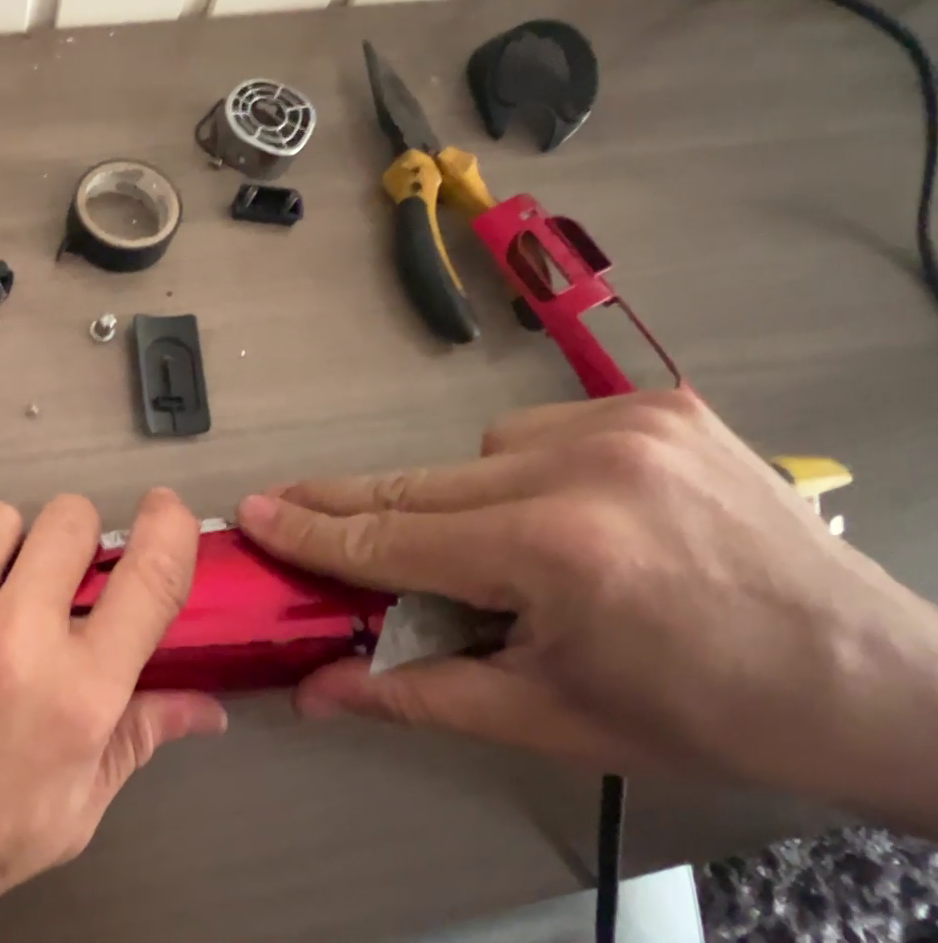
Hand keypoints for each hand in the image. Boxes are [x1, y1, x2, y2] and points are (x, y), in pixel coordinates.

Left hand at [0, 490, 226, 942]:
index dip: (169, 529)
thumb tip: (206, 708)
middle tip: (43, 580)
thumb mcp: (64, 814)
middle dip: (69, 542)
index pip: (150, 580)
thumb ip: (135, 743)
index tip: (164, 508)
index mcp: (76, 696)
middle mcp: (15, 638)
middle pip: (71, 521)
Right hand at [237, 390, 937, 830]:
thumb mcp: (549, 718)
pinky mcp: (660, 406)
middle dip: (348, 503)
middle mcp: (585, 467)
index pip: (393, 538)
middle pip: (419, 483)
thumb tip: (314, 691)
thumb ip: (415, 693)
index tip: (249, 511)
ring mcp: (629, 424)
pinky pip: (537, 430)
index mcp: (558, 551)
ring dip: (455, 498)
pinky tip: (560, 512)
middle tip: (285, 505)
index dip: (311, 530)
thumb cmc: (710, 717)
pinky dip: (519, 470)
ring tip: (493, 549)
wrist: (888, 685)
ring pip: (475, 453)